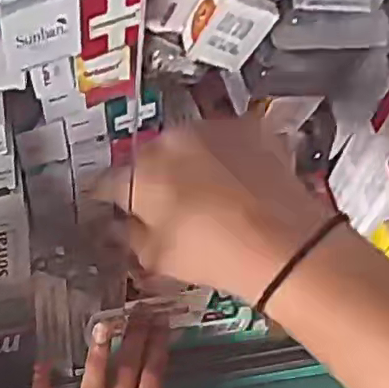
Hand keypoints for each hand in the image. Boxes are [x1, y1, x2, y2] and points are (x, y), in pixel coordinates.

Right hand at [98, 117, 334, 303]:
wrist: (283, 244)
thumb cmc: (213, 253)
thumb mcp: (156, 258)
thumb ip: (130, 237)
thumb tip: (122, 228)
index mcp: (139, 173)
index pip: (107, 182)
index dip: (106, 198)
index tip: (108, 206)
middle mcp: (171, 141)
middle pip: (148, 158)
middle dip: (149, 180)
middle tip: (160, 209)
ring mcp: (211, 130)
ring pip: (185, 146)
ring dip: (186, 166)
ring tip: (200, 200)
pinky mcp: (249, 129)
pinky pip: (222, 143)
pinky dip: (221, 159)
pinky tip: (230, 187)